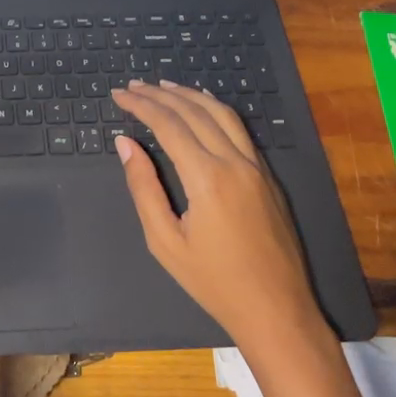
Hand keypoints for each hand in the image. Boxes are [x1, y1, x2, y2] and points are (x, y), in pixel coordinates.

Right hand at [111, 80, 321, 343]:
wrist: (276, 310)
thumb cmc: (214, 282)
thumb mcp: (165, 242)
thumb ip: (143, 188)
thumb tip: (126, 144)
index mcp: (207, 178)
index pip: (168, 125)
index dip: (141, 105)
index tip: (119, 95)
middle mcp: (235, 162)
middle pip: (194, 112)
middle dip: (161, 94)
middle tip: (134, 86)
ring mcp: (256, 166)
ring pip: (222, 113)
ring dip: (190, 94)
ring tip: (164, 86)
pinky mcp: (268, 176)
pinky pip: (240, 129)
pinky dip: (215, 109)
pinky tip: (202, 106)